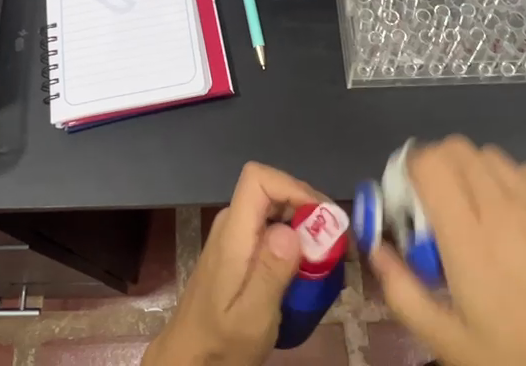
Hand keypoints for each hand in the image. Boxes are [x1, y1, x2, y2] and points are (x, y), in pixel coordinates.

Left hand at [144, 161, 321, 365]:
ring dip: (305, 225)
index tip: (323, 218)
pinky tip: (310, 268)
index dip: (293, 187)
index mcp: (232, 233)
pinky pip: (271, 228)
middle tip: (337, 243)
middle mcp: (231, 224)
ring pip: (275, 208)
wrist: (188, 358)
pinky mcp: (240, 249)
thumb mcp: (251, 317)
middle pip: (272, 190)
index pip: (258, 178)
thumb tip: (292, 230)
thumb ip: (270, 273)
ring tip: (329, 257)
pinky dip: (295, 239)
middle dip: (308, 208)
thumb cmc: (220, 342)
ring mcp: (234, 235)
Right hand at [368, 137, 525, 365]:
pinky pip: (525, 170)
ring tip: (471, 211)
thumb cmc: (522, 358)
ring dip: (471, 171)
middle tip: (432, 207)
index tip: (406, 201)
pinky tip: (511, 216)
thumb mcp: (450, 341)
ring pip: (490, 154)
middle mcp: (501, 207)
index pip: (429, 163)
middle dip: (435, 166)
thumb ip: (403, 292)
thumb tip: (376, 252)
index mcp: (467, 236)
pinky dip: (507, 179)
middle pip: (456, 149)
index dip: (409, 171)